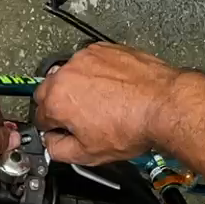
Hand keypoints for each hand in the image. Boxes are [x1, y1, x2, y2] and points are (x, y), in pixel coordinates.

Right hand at [34, 43, 188, 163]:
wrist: (164, 104)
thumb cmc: (133, 125)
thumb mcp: (88, 154)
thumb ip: (58, 150)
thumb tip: (51, 144)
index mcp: (56, 100)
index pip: (39, 116)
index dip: (53, 128)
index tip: (64, 130)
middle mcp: (66, 74)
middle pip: (48, 92)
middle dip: (60, 105)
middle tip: (82, 118)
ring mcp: (85, 58)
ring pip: (69, 75)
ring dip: (78, 87)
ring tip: (102, 103)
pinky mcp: (103, 49)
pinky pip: (89, 62)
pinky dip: (96, 73)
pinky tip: (112, 88)